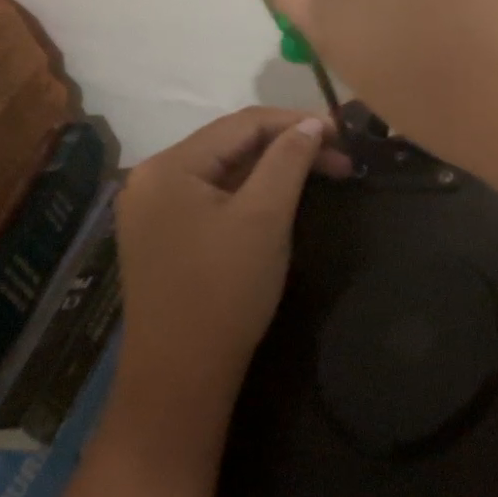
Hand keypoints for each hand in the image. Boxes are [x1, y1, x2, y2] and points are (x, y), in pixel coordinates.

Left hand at [115, 107, 349, 380]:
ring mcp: (155, 209)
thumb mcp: (265, 216)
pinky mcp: (165, 234)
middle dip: (291, 144)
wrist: (182, 375)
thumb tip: (313, 123)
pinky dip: (254, 188)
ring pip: (227, 168)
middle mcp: (152, 179)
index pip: (243, 123)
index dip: (298, 121)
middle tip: (341, 159)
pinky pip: (216, 193)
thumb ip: (290, 159)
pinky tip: (286, 195)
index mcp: (169, 167)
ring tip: (324, 174)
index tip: (345, 134)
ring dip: (276, 166)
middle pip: (233, 142)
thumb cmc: (225, 289)